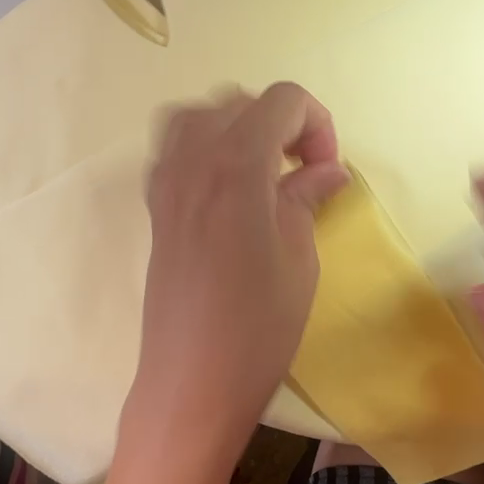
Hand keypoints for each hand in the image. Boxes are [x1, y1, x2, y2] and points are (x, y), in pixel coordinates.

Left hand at [129, 84, 348, 465]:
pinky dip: (206, 148)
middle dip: (281, 123)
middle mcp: (193, 160)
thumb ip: (307, 198)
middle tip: (304, 172)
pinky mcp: (155, 208)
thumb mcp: (300, 258)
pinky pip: (175, 148)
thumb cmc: (258, 326)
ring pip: (200, 116)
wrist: (192, 383)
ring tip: (265, 172)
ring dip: (239, 129)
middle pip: (240, 102)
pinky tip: (229, 190)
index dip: (316, 124)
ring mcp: (165, 182)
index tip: (327, 171)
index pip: (282, 101)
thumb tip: (328, 170)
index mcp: (236, 165)